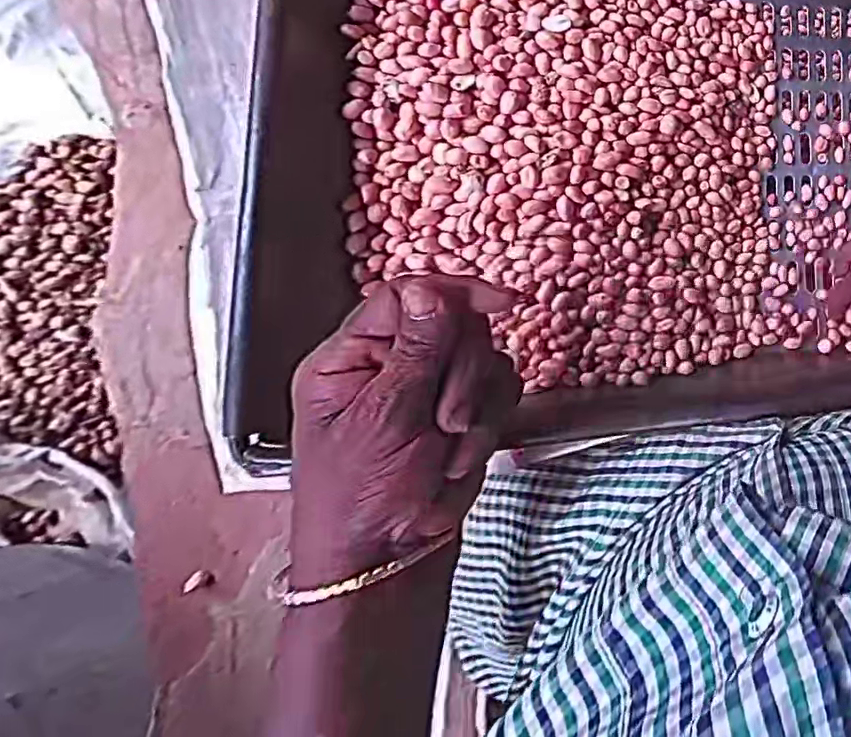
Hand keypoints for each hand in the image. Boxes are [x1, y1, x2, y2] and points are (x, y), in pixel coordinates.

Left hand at [288, 275, 520, 588]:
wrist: (391, 559)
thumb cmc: (362, 497)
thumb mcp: (386, 419)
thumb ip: (416, 350)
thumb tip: (430, 290)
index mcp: (351, 359)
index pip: (406, 296)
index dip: (453, 293)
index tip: (499, 303)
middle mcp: (393, 363)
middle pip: (456, 324)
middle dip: (463, 373)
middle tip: (449, 419)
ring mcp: (431, 385)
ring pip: (484, 356)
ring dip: (478, 404)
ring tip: (450, 447)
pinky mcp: (465, 405)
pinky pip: (500, 386)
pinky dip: (491, 419)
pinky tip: (463, 452)